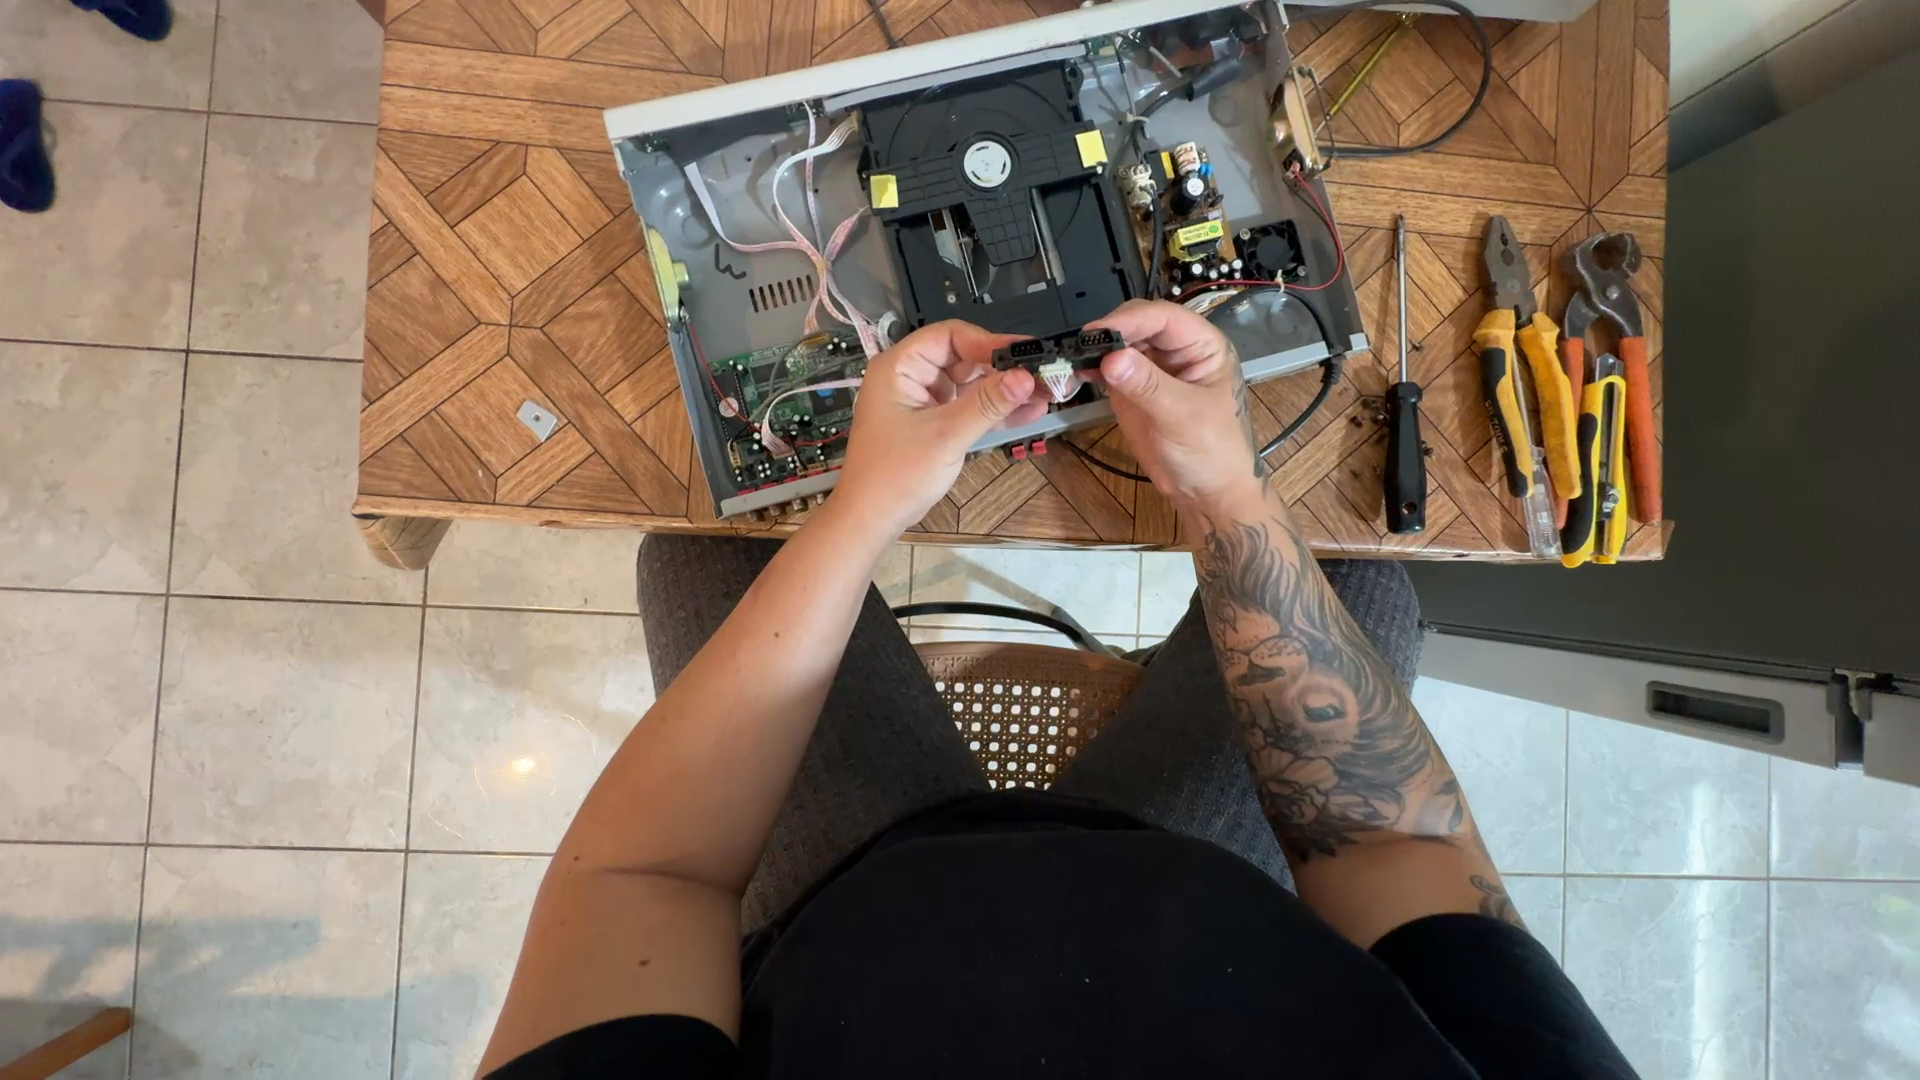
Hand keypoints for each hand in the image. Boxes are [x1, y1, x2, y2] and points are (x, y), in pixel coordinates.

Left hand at [833, 321, 1048, 533]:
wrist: (870, 519)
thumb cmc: (895, 476)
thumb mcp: (946, 435)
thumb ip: (987, 404)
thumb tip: (1025, 376)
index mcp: (899, 367)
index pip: (950, 336)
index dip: (989, 342)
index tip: (1025, 354)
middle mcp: (909, 377)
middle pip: (963, 358)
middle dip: (1003, 368)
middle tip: (1043, 375)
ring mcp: (921, 401)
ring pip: (969, 384)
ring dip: (1004, 391)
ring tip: (1045, 393)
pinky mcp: (932, 423)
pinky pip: (967, 408)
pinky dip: (992, 411)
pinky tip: (1027, 411)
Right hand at [1088, 300, 1262, 513]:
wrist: (1206, 492)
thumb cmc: (1211, 452)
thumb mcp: (1182, 416)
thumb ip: (1148, 385)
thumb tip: (1111, 358)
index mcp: (1202, 346)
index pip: (1164, 318)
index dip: (1131, 320)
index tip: (1098, 331)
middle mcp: (1177, 350)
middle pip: (1139, 324)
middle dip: (1111, 331)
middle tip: (1082, 347)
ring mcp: (1153, 370)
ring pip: (1120, 344)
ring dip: (1097, 349)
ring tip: (1073, 359)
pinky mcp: (1133, 390)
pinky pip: (1110, 369)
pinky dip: (1093, 368)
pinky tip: (1077, 372)